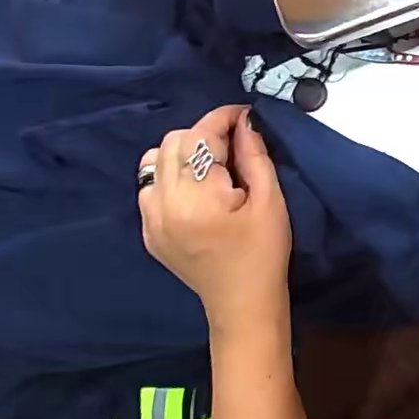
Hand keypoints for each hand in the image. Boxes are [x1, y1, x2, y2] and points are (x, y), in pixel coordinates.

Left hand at [138, 106, 291, 334]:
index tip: (243, 115)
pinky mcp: (148, 231)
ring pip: (155, 159)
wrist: (242, 303)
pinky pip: (150, 185)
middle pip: (174, 141)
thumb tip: (244, 121)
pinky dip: (170, 175)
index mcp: (198, 199)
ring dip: (183, 151)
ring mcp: (151, 220)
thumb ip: (254, 155)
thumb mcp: (270, 200)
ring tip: (211, 166)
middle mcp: (165, 205)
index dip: (223, 118)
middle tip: (234, 146)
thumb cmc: (264, 252)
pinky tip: (195, 188)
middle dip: (205, 134)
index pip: (201, 137)